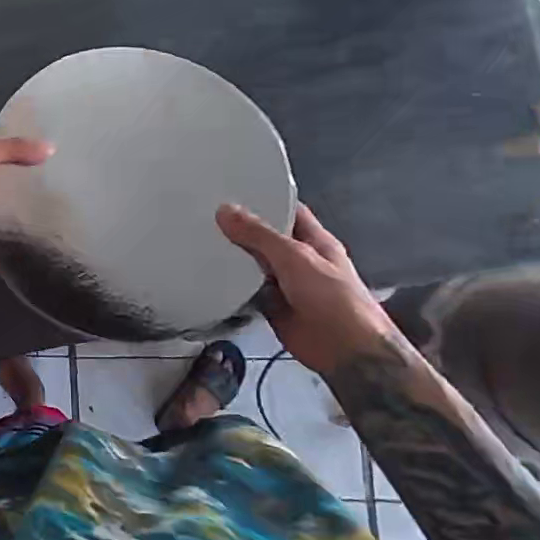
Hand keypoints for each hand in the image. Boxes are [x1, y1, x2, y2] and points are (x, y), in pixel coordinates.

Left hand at [0, 125, 53, 225]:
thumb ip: (18, 149)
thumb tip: (52, 148)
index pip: (1, 129)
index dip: (20, 130)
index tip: (46, 134)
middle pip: (3, 156)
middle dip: (22, 159)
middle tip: (54, 162)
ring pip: (1, 179)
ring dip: (17, 182)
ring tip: (50, 182)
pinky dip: (8, 202)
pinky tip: (31, 202)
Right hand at [216, 202, 398, 374]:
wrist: (343, 349)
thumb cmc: (330, 296)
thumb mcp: (295, 258)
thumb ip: (259, 236)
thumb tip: (224, 209)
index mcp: (313, 240)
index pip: (287, 210)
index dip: (263, 199)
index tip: (229, 190)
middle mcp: (297, 258)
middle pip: (265, 237)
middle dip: (239, 228)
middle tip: (202, 214)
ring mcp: (283, 283)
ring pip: (252, 264)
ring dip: (230, 257)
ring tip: (195, 238)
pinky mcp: (269, 305)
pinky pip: (245, 289)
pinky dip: (228, 284)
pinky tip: (204, 274)